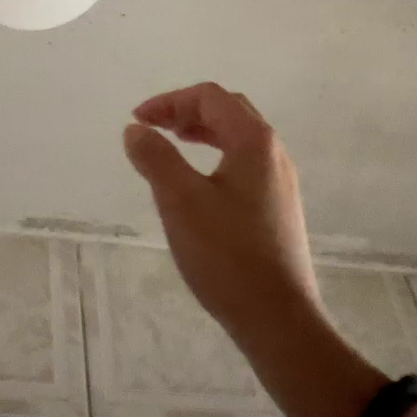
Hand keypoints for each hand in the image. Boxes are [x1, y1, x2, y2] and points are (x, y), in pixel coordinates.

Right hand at [121, 83, 319, 336]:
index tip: (138, 120)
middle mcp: (274, 152)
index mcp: (254, 141)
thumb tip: (136, 130)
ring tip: (174, 144)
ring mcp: (280, 181)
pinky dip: (217, 155)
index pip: (210, 97)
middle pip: (229, 110)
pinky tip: (200, 183)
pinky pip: (245, 162)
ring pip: (239, 137)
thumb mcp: (180, 201)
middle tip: (155, 127)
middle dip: (188, 110)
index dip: (170, 101)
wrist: (279, 319)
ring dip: (203, 131)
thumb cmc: (227, 255)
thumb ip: (155, 158)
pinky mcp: (279, 208)